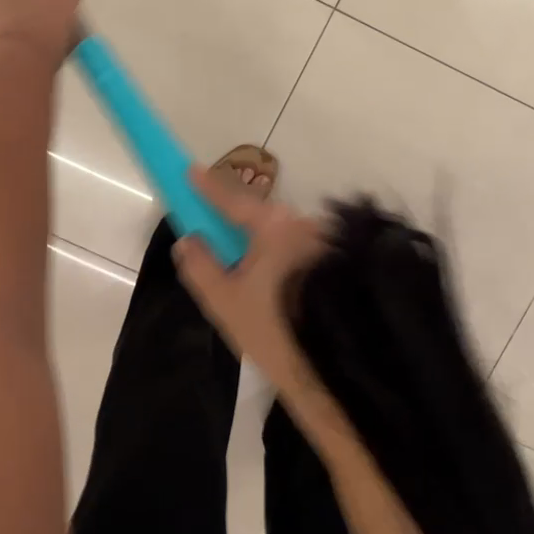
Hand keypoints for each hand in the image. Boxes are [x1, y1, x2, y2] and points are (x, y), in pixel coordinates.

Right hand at [172, 167, 328, 390]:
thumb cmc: (279, 330)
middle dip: (236, 224)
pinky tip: (275, 287)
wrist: (344, 362)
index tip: (191, 171)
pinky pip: (298, 251)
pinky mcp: (340, 262)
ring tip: (247, 278)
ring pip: (282, 236)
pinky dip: (282, 260)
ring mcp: (326, 241)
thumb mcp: (227, 304)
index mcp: (274, 226)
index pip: (232, 200)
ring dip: (262, 246)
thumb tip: (188, 240)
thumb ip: (201, 267)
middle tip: (215, 240)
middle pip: (260, 217)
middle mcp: (303, 224)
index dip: (208, 187)